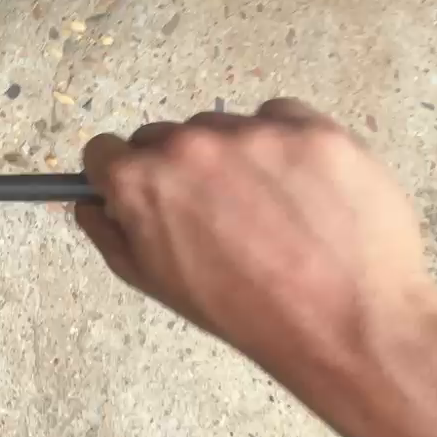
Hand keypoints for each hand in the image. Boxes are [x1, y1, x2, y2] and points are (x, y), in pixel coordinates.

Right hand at [75, 98, 436, 386]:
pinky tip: (295, 182)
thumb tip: (92, 201)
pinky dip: (280, 140)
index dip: (118, 174)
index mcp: (136, 178)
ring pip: (219, 126)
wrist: (344, 321)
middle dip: (174, 165)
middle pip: (160, 136)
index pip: (103, 150)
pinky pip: (280, 115)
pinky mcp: (313, 131)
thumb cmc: (236, 305)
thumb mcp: (144, 276)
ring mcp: (251, 134)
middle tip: (208, 206)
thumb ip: (103, 229)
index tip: (141, 192)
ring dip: (228, 152)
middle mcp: (184, 145)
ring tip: (262, 200)